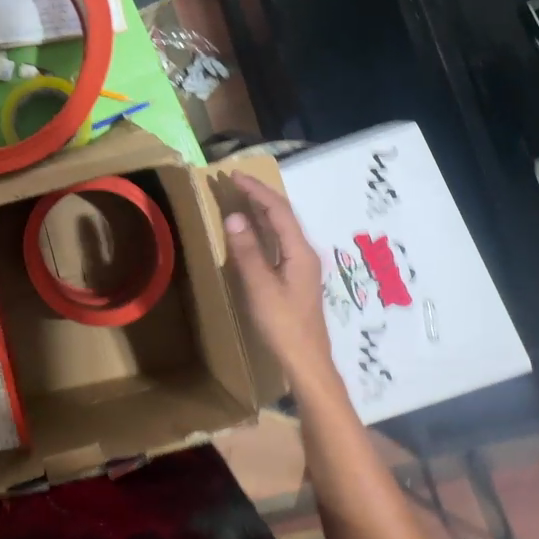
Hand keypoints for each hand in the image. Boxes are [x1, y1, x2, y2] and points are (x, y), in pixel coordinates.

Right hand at [223, 172, 338, 395]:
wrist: (306, 361)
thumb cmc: (283, 324)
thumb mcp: (260, 287)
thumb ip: (247, 251)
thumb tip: (233, 216)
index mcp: (300, 252)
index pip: (278, 211)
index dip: (257, 191)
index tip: (234, 176)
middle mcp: (304, 253)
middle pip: (283, 215)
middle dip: (259, 196)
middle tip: (233, 182)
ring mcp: (301, 266)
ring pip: (281, 228)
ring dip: (260, 210)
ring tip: (238, 197)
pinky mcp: (294, 277)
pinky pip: (278, 241)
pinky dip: (262, 228)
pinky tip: (250, 230)